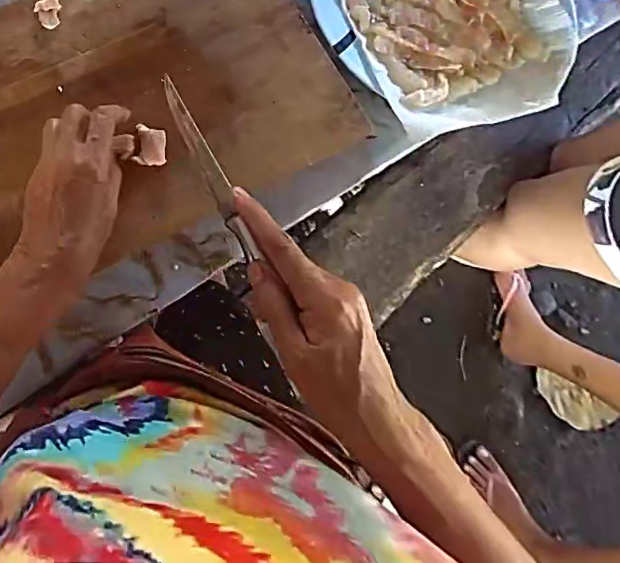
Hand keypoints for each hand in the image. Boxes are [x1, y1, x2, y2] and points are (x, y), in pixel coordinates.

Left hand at [3, 104, 128, 301]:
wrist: (51, 257)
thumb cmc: (90, 234)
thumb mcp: (111, 199)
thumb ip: (113, 167)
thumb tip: (117, 149)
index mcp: (91, 160)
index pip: (102, 118)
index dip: (115, 111)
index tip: (124, 116)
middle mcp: (66, 153)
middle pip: (74, 112)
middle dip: (90, 116)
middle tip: (102, 130)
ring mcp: (47, 160)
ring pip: (56, 124)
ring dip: (71, 127)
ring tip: (84, 143)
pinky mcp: (35, 171)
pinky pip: (49, 146)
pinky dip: (62, 146)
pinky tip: (71, 164)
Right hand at [235, 189, 408, 448]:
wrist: (380, 422)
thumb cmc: (337, 398)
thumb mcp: (293, 355)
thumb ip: (273, 306)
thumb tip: (257, 269)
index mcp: (325, 298)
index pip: (282, 249)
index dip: (257, 221)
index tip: (240, 197)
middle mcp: (340, 287)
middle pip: (290, 265)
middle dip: (267, 279)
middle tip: (259, 315)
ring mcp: (348, 295)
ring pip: (300, 279)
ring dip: (282, 297)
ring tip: (284, 338)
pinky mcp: (349, 304)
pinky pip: (312, 291)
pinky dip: (296, 302)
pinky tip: (296, 333)